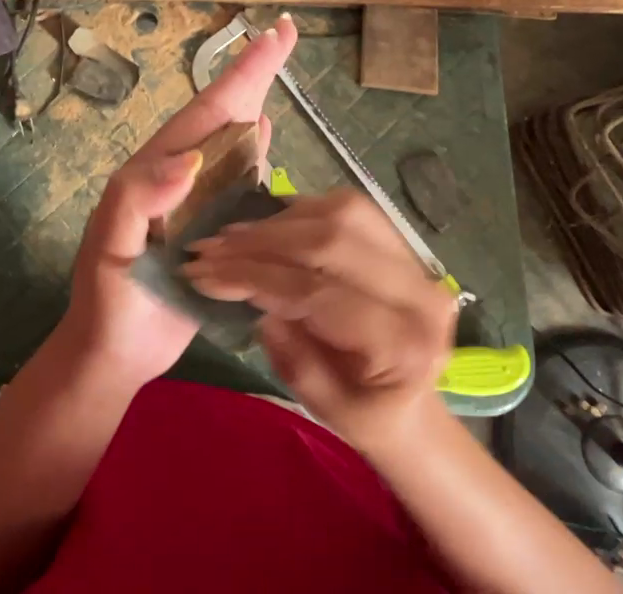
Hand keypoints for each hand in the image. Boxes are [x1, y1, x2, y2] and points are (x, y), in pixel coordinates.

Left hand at [58, 14, 297, 386]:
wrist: (115, 352)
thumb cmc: (108, 299)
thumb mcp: (111, 246)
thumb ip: (138, 199)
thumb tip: (190, 159)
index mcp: (153, 173)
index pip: (202, 114)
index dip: (240, 75)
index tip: (272, 37)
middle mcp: (178, 180)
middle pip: (221, 120)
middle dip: (251, 77)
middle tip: (283, 36)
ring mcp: (196, 205)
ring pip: (232, 149)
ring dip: (255, 109)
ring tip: (277, 73)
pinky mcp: (213, 235)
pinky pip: (241, 189)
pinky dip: (257, 161)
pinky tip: (266, 141)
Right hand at [181, 188, 458, 451]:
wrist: (411, 403)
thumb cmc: (367, 415)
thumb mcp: (328, 411)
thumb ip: (296, 363)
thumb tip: (260, 309)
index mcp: (405, 343)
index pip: (316, 292)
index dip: (252, 276)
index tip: (201, 275)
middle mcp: (421, 293)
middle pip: (329, 240)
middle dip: (257, 242)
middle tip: (206, 250)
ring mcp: (415, 261)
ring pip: (339, 214)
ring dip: (274, 222)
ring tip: (228, 238)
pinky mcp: (401, 242)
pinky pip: (346, 208)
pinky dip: (297, 212)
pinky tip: (262, 228)